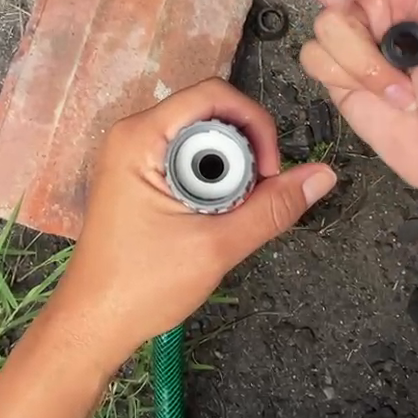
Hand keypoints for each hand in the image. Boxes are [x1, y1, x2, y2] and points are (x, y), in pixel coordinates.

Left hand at [48, 79, 337, 360]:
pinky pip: (185, 154)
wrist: (93, 323)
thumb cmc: (144, 285)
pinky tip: (216, 212)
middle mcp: (132, 133)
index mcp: (141, 136)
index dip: (254, 122)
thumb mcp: (218, 245)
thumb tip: (324, 175)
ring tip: (238, 209)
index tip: (270, 172)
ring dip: (229, 165)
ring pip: (199, 134)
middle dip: (244, 148)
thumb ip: (273, 207)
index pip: (213, 94)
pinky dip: (210, 176)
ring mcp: (130, 152)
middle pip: (208, 111)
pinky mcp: (135, 173)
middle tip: (256, 196)